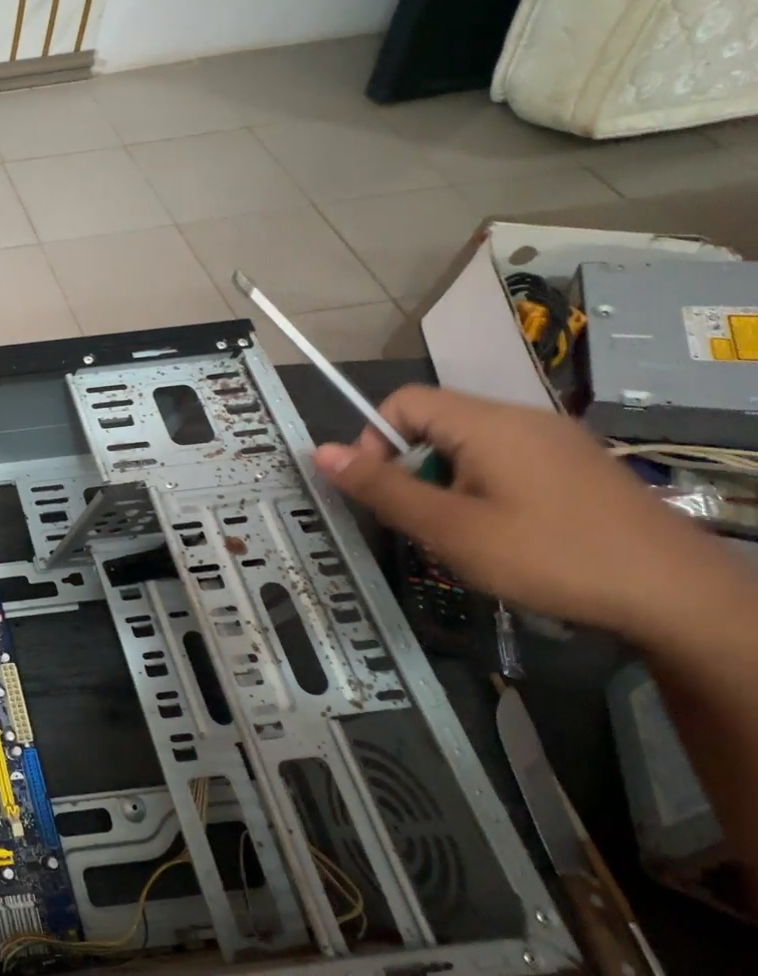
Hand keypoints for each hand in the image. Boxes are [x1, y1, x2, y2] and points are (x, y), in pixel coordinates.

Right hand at [312, 386, 738, 635]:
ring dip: (447, 484)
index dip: (373, 439)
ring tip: (462, 535)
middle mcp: (524, 420)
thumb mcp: (450, 529)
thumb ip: (382, 488)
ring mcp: (558, 443)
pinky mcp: (579, 469)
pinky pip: (507, 463)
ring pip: (471, 447)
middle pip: (437, 423)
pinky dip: (484, 490)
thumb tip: (319, 451)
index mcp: (490, 425)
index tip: (377, 490)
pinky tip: (506, 536)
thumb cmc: (551, 557)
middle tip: (421, 522)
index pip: (404, 402)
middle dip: (411, 468)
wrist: (679, 597)